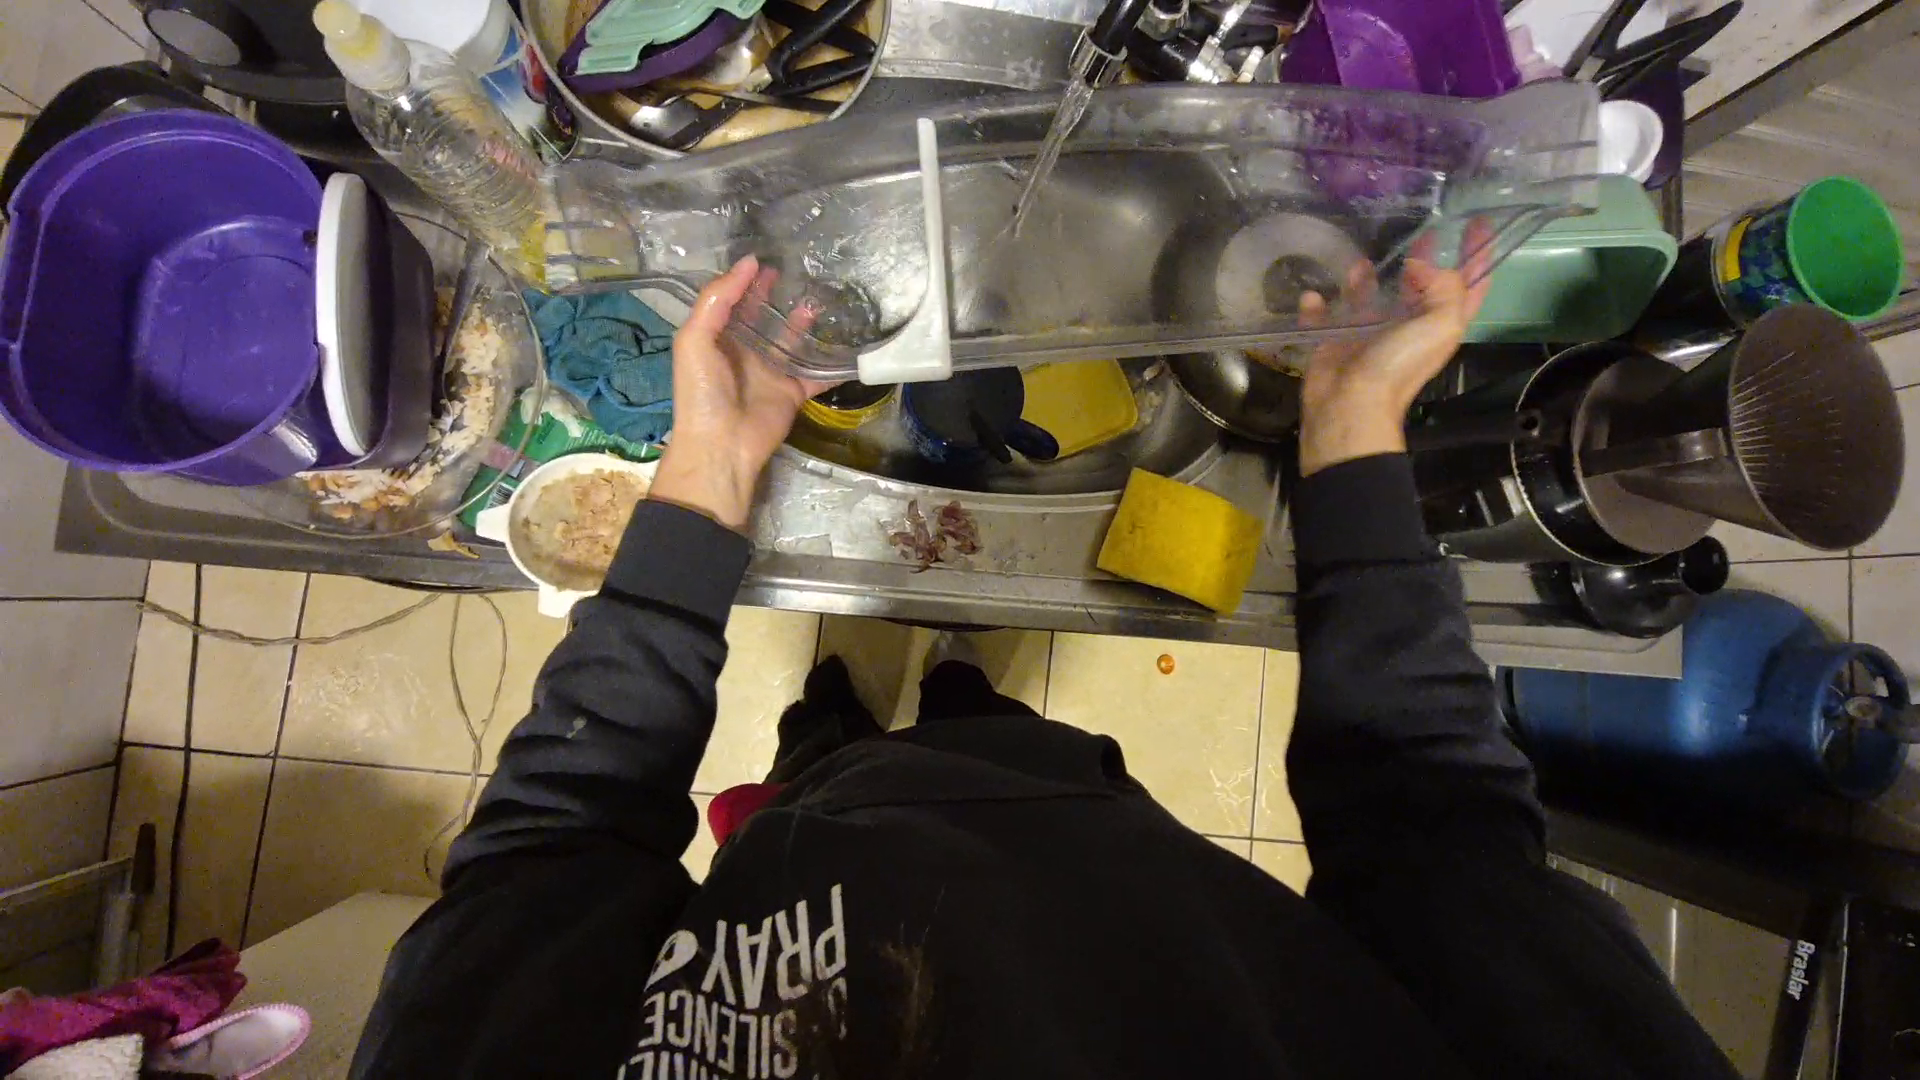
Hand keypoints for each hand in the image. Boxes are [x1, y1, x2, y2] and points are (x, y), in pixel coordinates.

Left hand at [651, 256, 832, 529]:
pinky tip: (850, 346)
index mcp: (718, 338)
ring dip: (805, 322)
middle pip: (765, 318)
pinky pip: (818, 375)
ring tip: (820, 299)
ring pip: (793, 342)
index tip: (767, 258)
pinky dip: (834, 365)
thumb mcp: (696, 338)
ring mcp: (771, 372)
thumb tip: (749, 263)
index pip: (734, 301)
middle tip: (798, 272)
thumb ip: (717, 299)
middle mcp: (746, 352)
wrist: (722, 444)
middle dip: (777, 296)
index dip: (747, 280)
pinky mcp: (793, 392)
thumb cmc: (703, 391)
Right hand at [1297, 227, 1490, 475]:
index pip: (1469, 283)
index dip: (1478, 253)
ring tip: (1360, 262)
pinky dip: (1317, 305)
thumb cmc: (1398, 366)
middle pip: (1419, 286)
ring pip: (1369, 297)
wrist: (1349, 405)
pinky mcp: (1333, 342)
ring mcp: (1368, 334)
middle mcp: (1406, 326)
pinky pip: (1325, 317)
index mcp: (1440, 323)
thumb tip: (1418, 266)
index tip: (1478, 221)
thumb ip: (1443, 285)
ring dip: (1364, 279)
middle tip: (1422, 231)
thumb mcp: (1440, 324)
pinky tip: (1314, 296)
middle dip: (1423, 259)